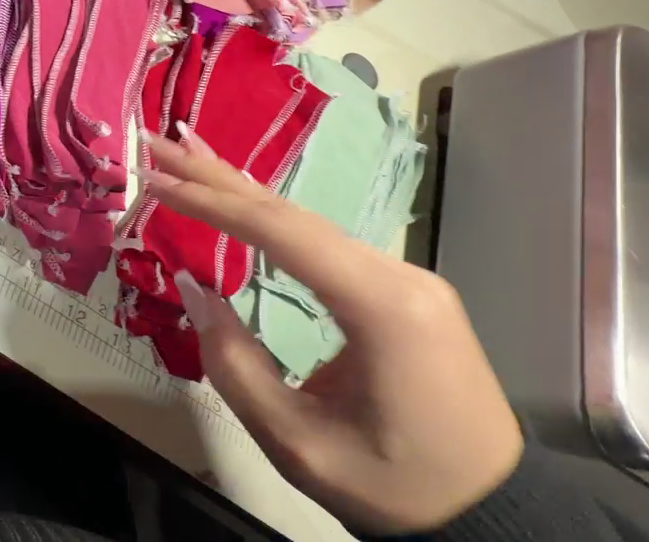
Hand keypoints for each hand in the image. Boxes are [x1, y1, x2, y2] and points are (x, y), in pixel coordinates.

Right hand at [139, 127, 522, 533]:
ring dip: (240, 189)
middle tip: (156, 143)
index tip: (153, 179)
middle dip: (216, 176)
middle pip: (291, 213)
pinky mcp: (403, 291)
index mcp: (381, 307)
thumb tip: (194, 287)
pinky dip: (270, 214)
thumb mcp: (297, 441)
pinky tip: (241, 193)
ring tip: (184, 153)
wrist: (494, 517)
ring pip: (307, 221)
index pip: (280, 232)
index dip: (211, 202)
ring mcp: (407, 279)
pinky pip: (324, 241)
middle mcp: (400, 276)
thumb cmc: (394, 485)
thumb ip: (233, 363)